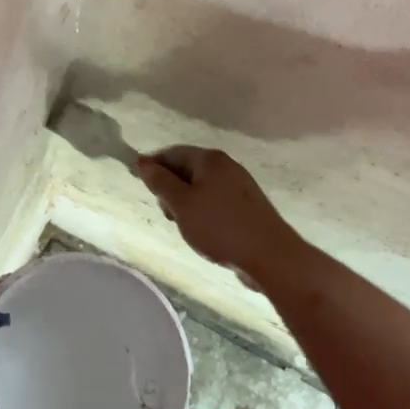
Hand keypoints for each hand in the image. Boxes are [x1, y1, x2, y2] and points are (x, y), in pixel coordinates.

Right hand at [136, 145, 303, 277]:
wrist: (269, 255)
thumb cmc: (219, 226)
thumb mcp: (181, 204)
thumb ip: (161, 182)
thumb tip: (143, 162)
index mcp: (210, 159)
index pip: (173, 152)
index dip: (153, 166)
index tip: (140, 184)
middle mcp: (226, 166)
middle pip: (187, 169)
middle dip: (170, 188)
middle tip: (167, 213)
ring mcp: (239, 186)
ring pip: (200, 187)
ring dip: (186, 203)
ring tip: (185, 226)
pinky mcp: (247, 206)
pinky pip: (215, 201)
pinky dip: (202, 211)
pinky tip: (203, 231)